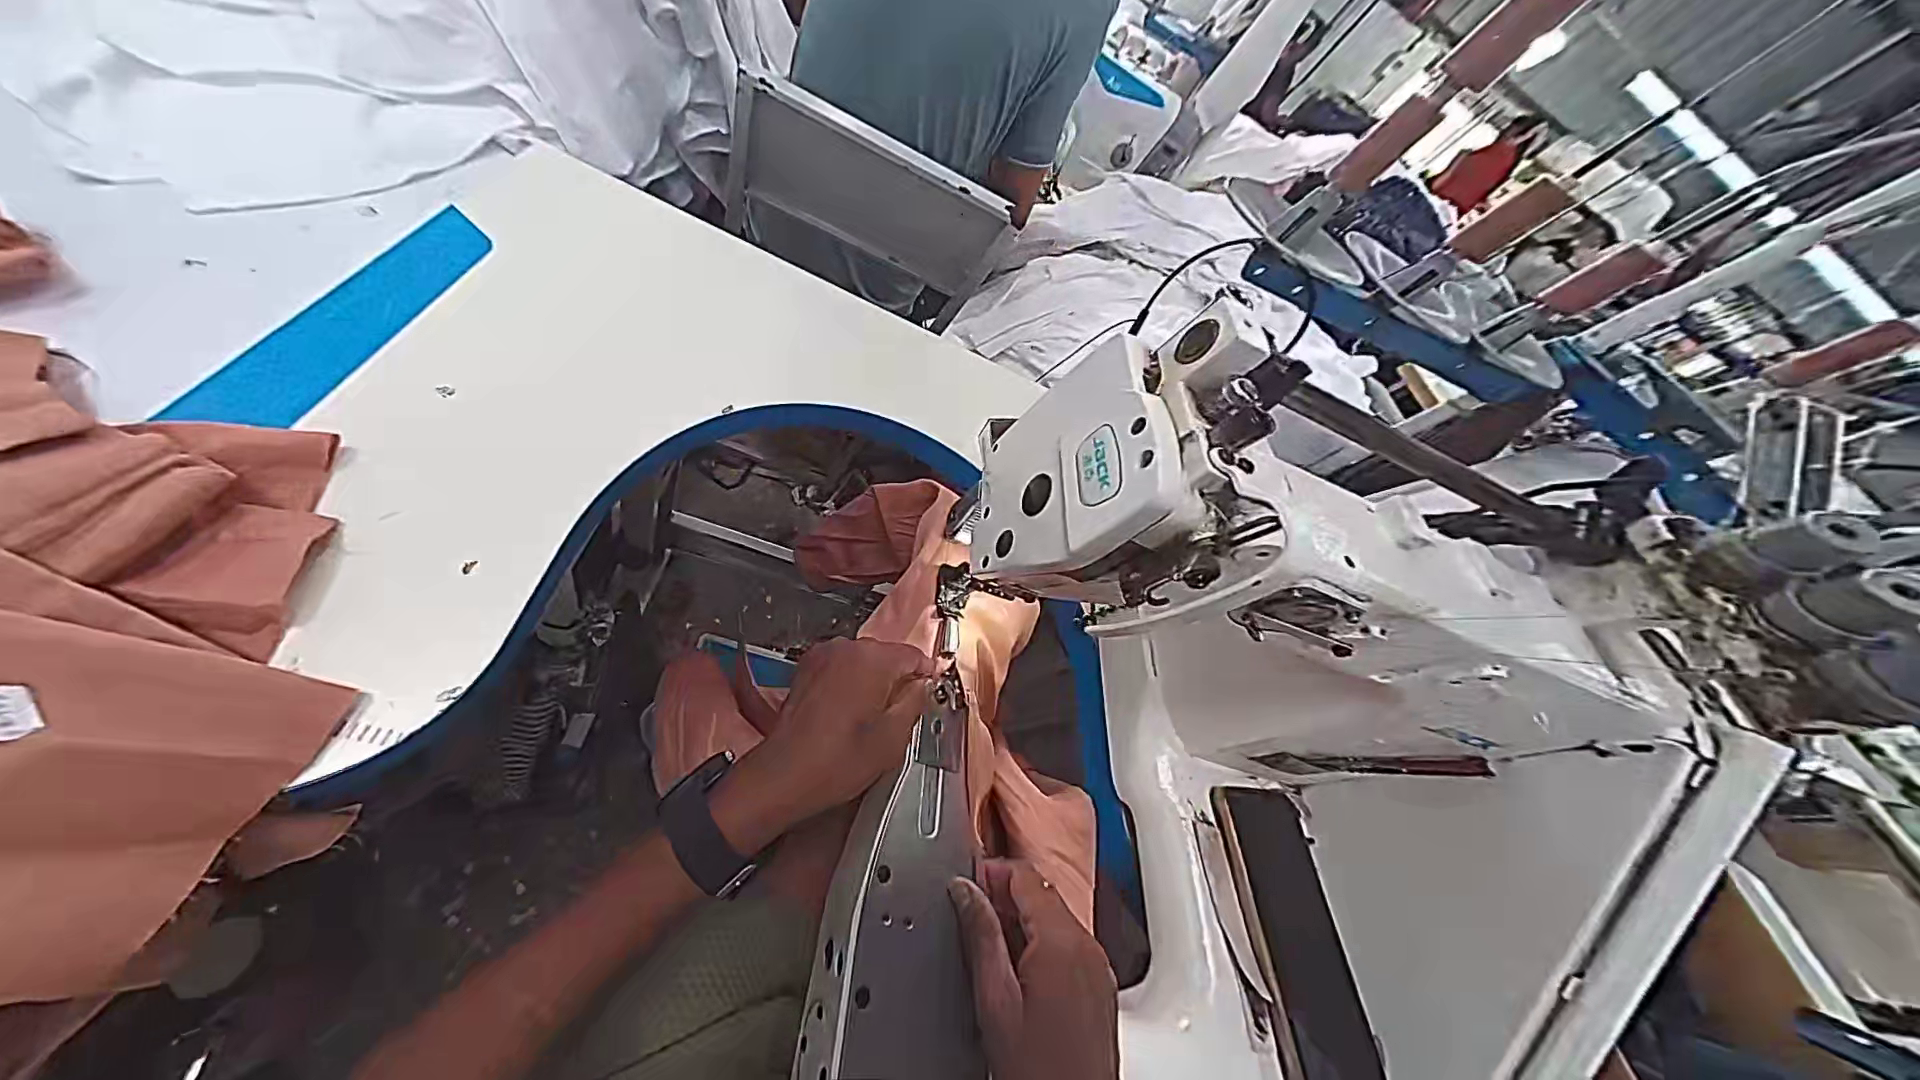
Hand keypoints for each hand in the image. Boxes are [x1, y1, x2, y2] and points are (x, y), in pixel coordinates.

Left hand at [714, 637, 936, 850]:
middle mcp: (847, 648)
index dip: (925, 677)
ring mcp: (823, 656)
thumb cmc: (834, 760)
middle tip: (896, 717)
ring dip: (871, 683)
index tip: (926, 694)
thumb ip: (916, 702)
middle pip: (888, 656)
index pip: (915, 655)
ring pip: (864, 662)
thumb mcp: (894, 737)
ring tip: (868, 720)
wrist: (784, 775)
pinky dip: (848, 686)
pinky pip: (841, 669)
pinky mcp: (807, 669)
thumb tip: (921, 687)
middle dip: (896, 681)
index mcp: (873, 659)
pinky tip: (847, 716)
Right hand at [949, 859, 1118, 1079]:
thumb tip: (965, 891)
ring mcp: (1098, 966)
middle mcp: (1088, 947)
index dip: (993, 871)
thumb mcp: (995, 1001)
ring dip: (1022, 917)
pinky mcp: (1100, 984)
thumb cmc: (1037, 1072)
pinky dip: (1042, 940)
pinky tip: (1017, 966)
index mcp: (1062, 942)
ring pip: (1055, 916)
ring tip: (989, 940)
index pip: (1027, 877)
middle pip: (1043, 894)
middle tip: (972, 908)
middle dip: (1005, 894)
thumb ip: (980, 935)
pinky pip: (1069, 942)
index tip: (968, 880)